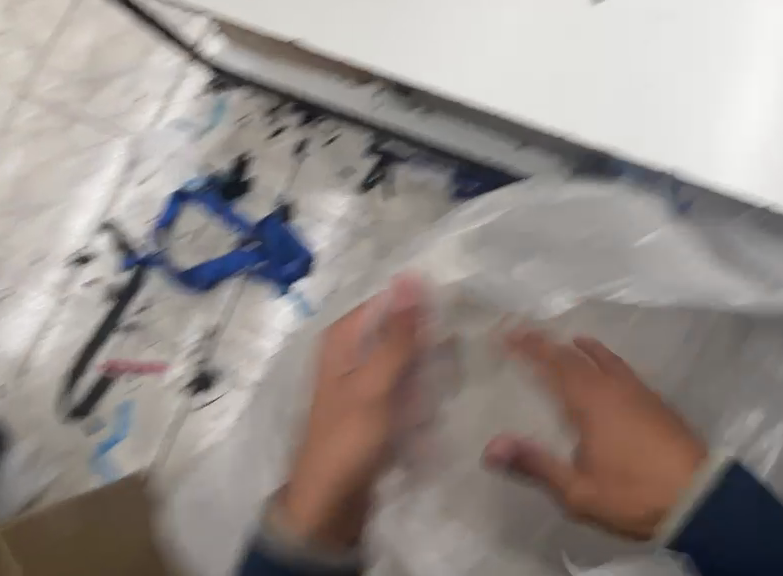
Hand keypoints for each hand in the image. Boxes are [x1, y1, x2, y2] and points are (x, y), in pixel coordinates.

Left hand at [274, 274, 428, 549]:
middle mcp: (352, 349)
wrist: (328, 506)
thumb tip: (410, 276)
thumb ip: (397, 333)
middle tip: (447, 366)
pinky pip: (406, 386)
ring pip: (408, 360)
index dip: (422, 308)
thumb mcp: (376, 384)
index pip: (391, 301)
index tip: (453, 322)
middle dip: (426, 347)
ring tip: (435, 395)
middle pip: (401, 330)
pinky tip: (427, 414)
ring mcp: (364, 377)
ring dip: (426, 375)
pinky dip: (418, 396)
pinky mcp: (376, 403)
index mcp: (344, 336)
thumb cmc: (348, 440)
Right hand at [482, 327, 707, 541]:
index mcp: (588, 400)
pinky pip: (621, 367)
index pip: (552, 363)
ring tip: (570, 340)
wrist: (698, 496)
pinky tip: (609, 368)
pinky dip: (605, 358)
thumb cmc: (633, 493)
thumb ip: (535, 465)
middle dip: (548, 343)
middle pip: (574, 356)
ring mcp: (636, 390)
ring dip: (581, 348)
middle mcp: (610, 385)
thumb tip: (491, 447)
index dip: (528, 346)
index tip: (506, 332)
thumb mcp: (578, 490)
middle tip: (526, 333)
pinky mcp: (655, 401)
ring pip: (603, 358)